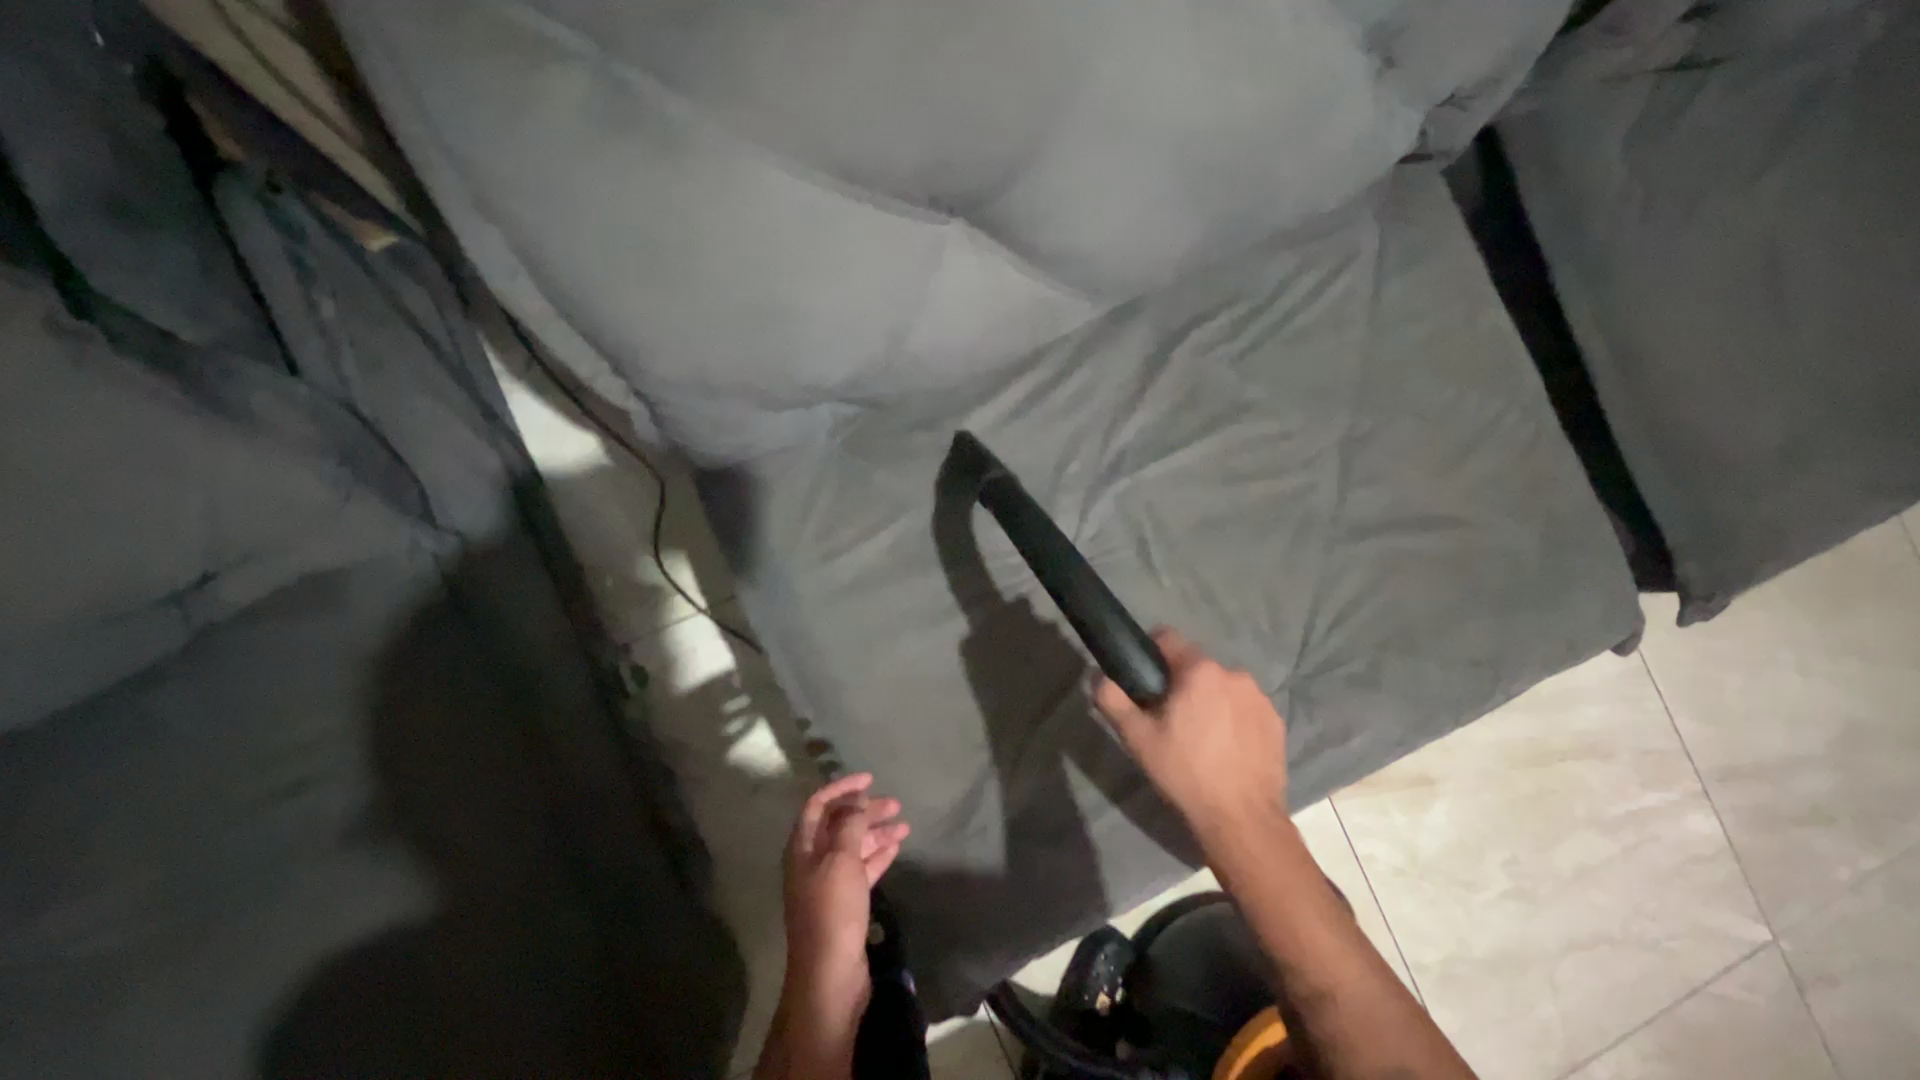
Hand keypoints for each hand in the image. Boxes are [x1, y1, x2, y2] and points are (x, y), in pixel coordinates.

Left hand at [774, 774, 909, 1064]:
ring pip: (853, 848)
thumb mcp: (840, 860)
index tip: (870, 778)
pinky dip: (877, 856)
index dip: (842, 788)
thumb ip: (848, 825)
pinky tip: (896, 847)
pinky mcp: (844, 905)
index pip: (818, 806)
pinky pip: (861, 870)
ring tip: (904, 823)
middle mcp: (811, 862)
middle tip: (895, 803)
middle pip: (838, 826)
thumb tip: (856, 801)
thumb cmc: (832, 911)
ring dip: (875, 833)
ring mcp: (827, 884)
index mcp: (802, 848)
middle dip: (864, 811)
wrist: (829, 974)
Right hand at [1094, 629, 1289, 838]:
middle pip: (1197, 666)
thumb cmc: (1185, 772)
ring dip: (1210, 701)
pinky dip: (1233, 720)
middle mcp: (1234, 674)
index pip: (1169, 637)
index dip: (1151, 650)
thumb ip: (1112, 701)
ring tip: (1200, 738)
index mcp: (1199, 671)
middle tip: (1169, 718)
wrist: (1241, 817)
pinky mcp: (1276, 722)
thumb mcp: (1137, 738)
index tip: (1143, 676)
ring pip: (1223, 688)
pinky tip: (1226, 750)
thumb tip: (1098, 677)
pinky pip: (1245, 709)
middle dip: (1181, 683)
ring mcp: (1260, 698)